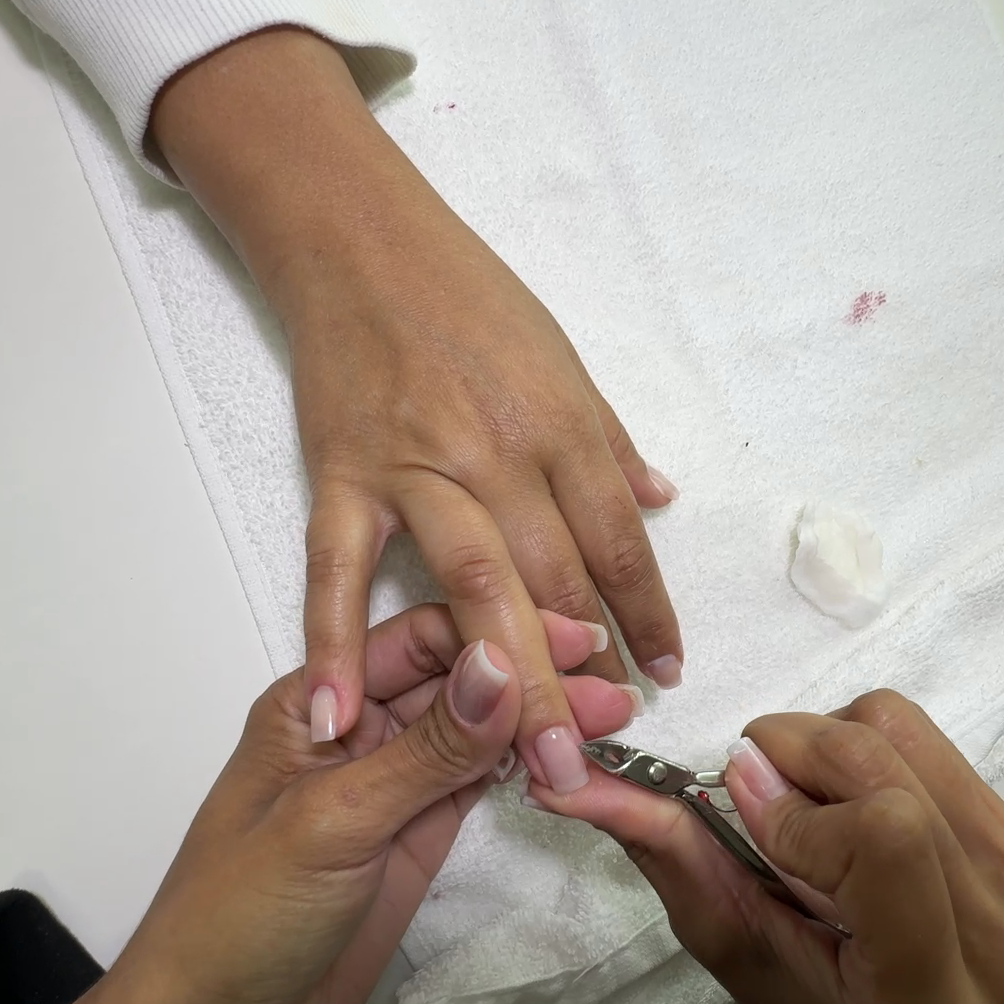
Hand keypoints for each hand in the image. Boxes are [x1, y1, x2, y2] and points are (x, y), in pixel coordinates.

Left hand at [2, 605, 638, 1003]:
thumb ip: (427, 747)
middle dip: (534, 678)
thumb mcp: (334, 821)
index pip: (424, 638)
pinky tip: (568, 753)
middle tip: (611, 686)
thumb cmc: (237, 923)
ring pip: (480, 728)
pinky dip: (526, 763)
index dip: (498, 633)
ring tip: (611, 718)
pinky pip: (482, 776)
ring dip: (539, 721)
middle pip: (461, 680)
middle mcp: (363, 723)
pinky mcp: (421, 825)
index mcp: (321, 696)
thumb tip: (504, 662)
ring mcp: (397, 777)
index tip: (574, 641)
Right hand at [151, 28, 682, 797]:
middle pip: (555, 580)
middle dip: (584, 669)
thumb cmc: (475, 301)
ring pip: (472, 585)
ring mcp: (416, 469)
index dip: (649, 611)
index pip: (619, 540)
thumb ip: (611, 443)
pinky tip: (342, 716)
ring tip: (529, 760)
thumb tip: (661, 501)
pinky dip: (335, 643)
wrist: (365, 243)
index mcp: (561, 425)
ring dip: (505, 678)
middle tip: (601, 754)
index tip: (668, 670)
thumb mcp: (565, 360)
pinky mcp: (341, 475)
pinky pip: (336, 569)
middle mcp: (499, 454)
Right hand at [546, 691, 1003, 1003]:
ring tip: (812, 801)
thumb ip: (664, 851)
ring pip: (897, 731)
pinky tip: (853, 797)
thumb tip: (573, 777)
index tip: (746, 807)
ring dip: (827, 746)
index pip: (883, 839)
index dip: (794, 807)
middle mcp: (997, 943)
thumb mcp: (724, 939)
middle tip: (761, 790)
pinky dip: (867, 742)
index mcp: (926, 1001)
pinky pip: (923, 731)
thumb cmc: (806, 1000)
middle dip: (793, 755)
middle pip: (883, 772)